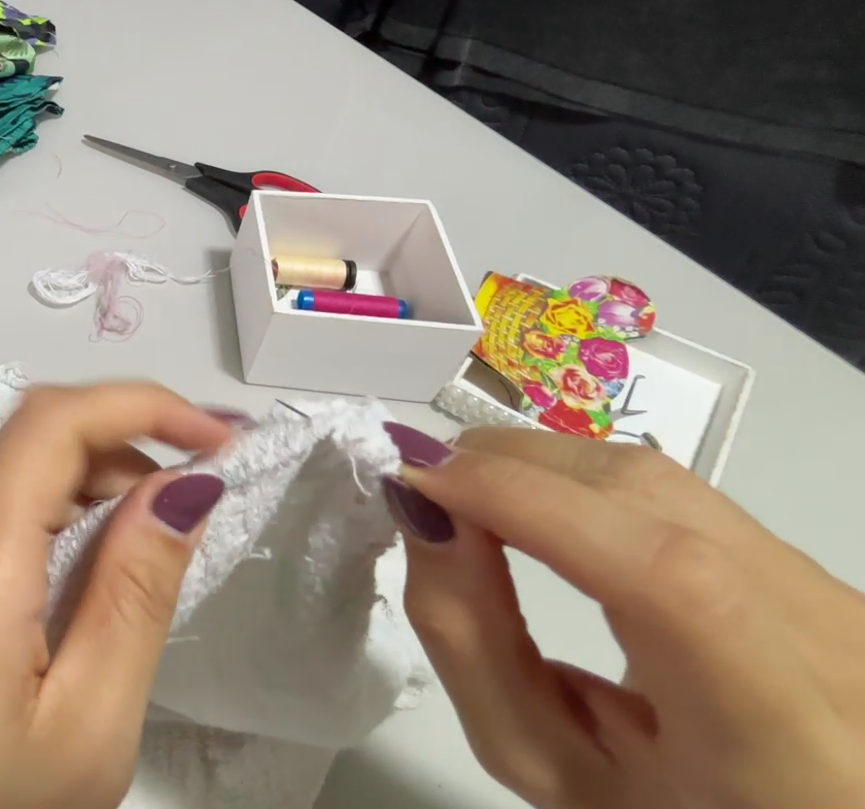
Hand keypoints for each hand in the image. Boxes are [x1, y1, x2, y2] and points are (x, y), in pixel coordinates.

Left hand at [0, 383, 243, 808]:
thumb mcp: (87, 725)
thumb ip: (134, 594)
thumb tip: (183, 490)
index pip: (49, 423)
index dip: (139, 404)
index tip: (219, 435)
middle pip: (27, 436)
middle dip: (123, 439)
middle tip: (198, 492)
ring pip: (7, 467)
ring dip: (89, 473)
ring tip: (155, 534)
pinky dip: (50, 507)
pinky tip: (88, 564)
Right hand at [384, 423, 864, 807]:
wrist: (778, 804)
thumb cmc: (646, 807)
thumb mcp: (539, 757)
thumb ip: (466, 638)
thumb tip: (423, 510)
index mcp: (776, 738)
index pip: (663, 576)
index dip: (521, 501)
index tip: (414, 479)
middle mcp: (831, 647)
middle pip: (644, 496)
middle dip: (505, 468)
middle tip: (419, 483)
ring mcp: (830, 592)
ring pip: (651, 472)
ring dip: (531, 462)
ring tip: (462, 492)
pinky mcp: (806, 562)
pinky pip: (668, 485)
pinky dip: (571, 477)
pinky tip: (529, 503)